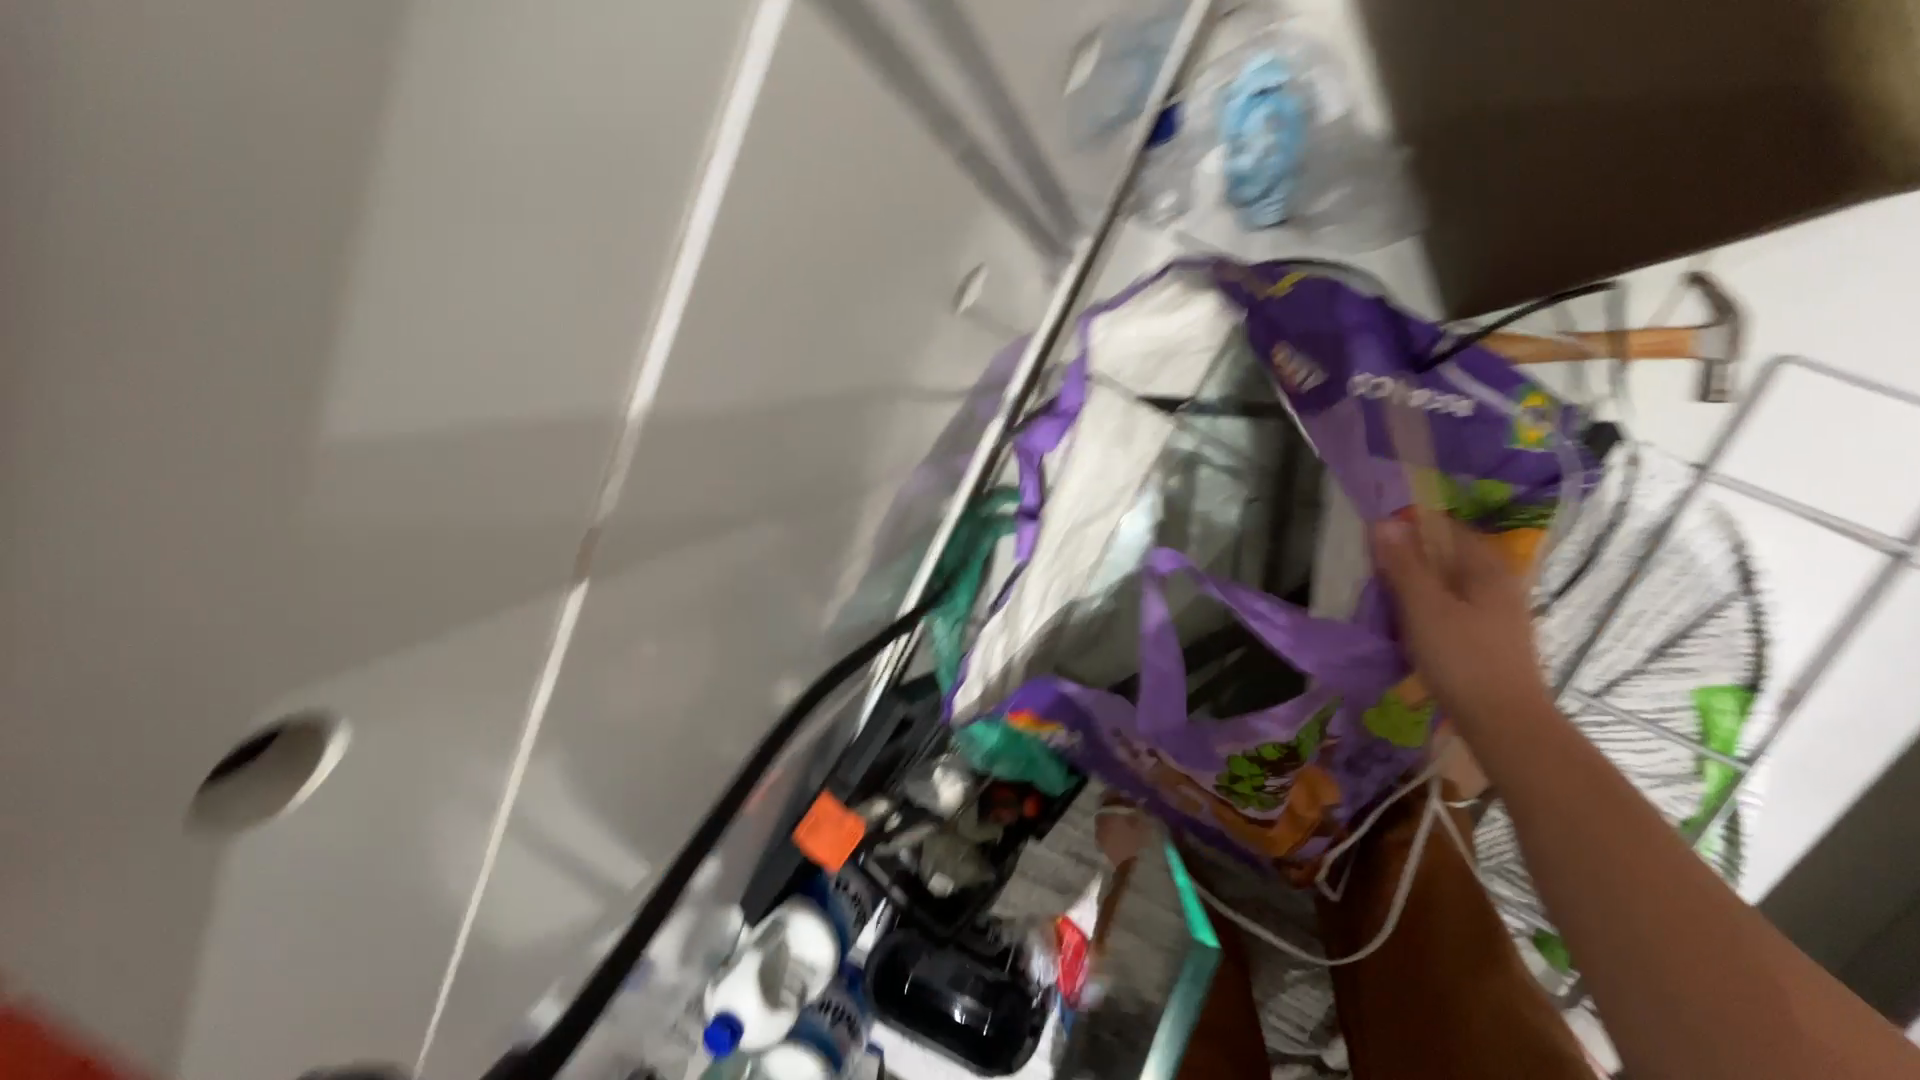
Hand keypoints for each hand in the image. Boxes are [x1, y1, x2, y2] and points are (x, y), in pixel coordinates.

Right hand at [1371, 517, 1555, 733]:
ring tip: (1388, 603)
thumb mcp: (1423, 608)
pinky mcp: (1492, 640)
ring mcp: (1499, 614)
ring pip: (1450, 586)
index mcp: (1487, 568)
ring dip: (1419, 588)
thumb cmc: (1461, 659)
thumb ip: (1404, 564)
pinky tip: (1412, 629)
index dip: (1412, 528)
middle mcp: (1500, 584)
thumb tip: (1385, 522)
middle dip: (1412, 560)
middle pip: (1449, 557)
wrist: (1504, 723)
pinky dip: (1430, 611)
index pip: (1447, 528)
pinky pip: (1454, 610)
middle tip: (1376, 575)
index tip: (1377, 543)